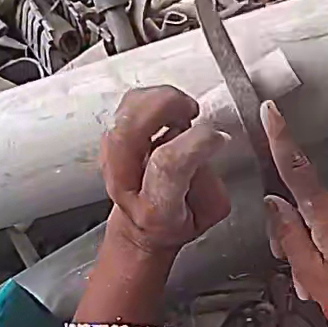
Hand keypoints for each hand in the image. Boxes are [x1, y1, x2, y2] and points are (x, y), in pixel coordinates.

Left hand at [99, 86, 231, 260]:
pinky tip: (168, 110)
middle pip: (130, 131)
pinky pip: (125, 108)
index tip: (217, 137)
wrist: (142, 228)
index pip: (168, 165)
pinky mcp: (110, 142)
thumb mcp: (209, 211)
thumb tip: (208, 145)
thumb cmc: (176, 220)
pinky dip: (150, 99)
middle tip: (191, 110)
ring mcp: (112, 161)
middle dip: (164, 108)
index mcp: (156, 208)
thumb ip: (211, 180)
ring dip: (157, 100)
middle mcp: (126, 183)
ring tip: (182, 110)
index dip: (197, 142)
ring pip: (124, 113)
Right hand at [261, 101, 327, 326]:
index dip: (280, 138)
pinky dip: (325, 243)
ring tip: (315, 279)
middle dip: (291, 232)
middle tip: (297, 270)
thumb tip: (273, 203)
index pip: (296, 168)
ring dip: (309, 243)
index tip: (270, 111)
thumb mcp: (310, 272)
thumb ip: (287, 234)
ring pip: (316, 216)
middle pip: (301, 203)